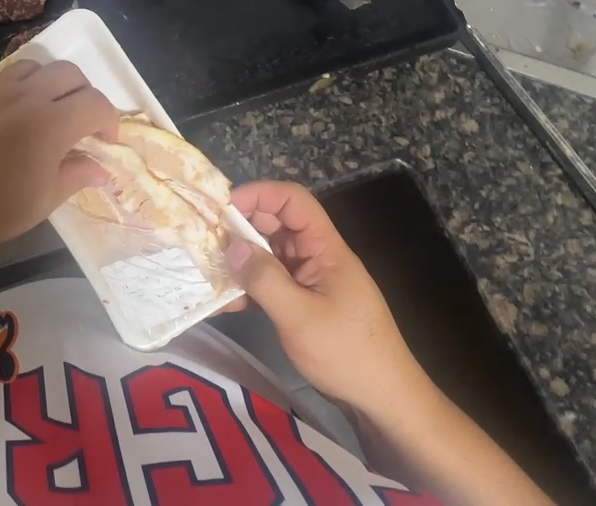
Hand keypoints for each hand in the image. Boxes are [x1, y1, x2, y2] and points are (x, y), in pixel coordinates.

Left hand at [0, 60, 117, 263]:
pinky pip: (3, 76)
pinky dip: (17, 88)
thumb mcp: (44, 201)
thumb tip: (100, 167)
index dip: (108, 120)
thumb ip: (77, 175)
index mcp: (51, 124)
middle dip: (83, 94)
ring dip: (50, 85)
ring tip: (44, 111)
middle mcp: (25, 95)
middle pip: (70, 73)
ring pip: (36, 67)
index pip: (96, 103)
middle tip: (78, 121)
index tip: (104, 140)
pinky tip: (8, 115)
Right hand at [224, 181, 436, 416]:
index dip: (260, 194)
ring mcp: (312, 281)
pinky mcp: (305, 303)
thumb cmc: (347, 354)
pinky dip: (251, 287)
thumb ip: (264, 278)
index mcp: (326, 249)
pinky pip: (273, 282)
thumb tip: (231, 245)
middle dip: (243, 227)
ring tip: (211, 270)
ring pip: (271, 254)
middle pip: (278, 224)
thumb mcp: (300, 317)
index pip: (293, 201)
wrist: (387, 402)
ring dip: (242, 259)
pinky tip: (227, 302)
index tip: (225, 207)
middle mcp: (318, 257)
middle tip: (209, 240)